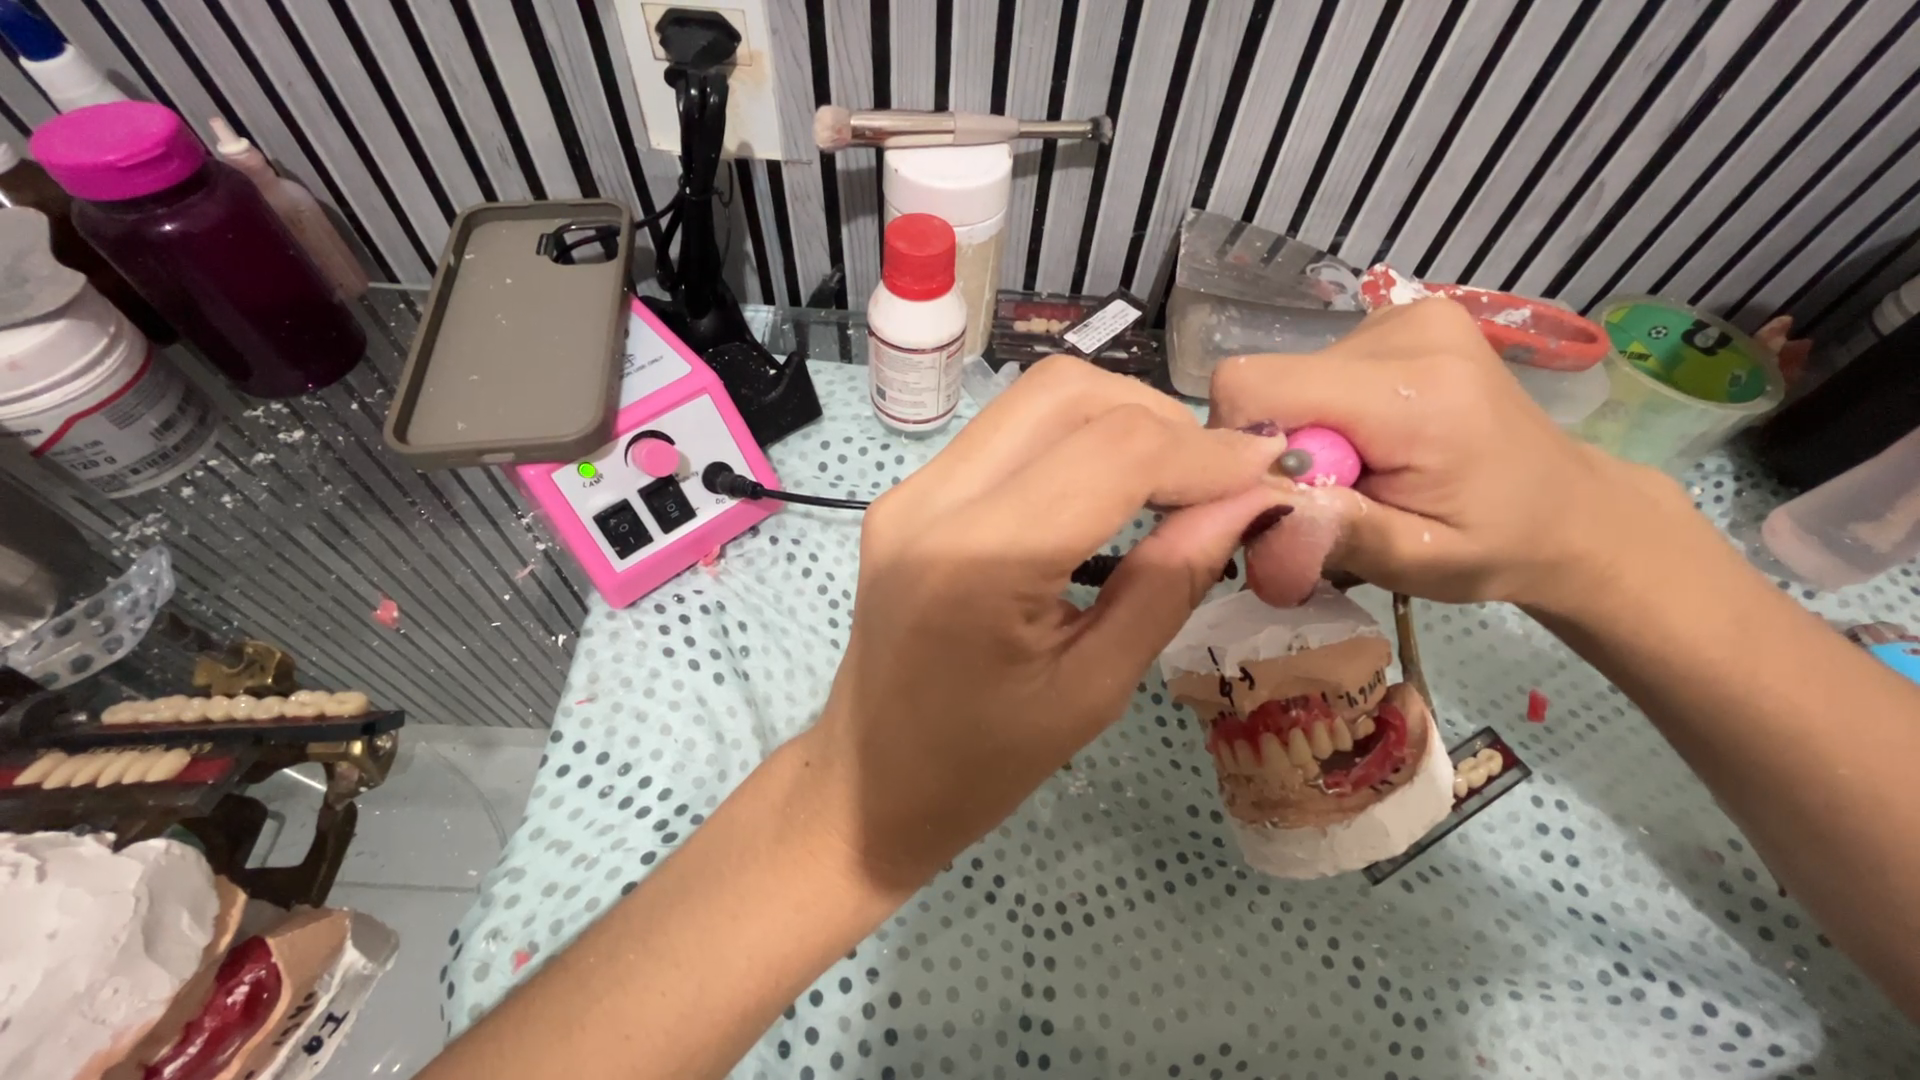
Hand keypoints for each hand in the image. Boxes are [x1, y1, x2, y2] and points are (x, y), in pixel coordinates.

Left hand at [801, 356, 1291, 890]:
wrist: (870, 781)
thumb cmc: (982, 765)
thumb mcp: (1094, 689)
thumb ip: (1170, 583)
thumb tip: (1246, 502)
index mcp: (980, 560)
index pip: (1114, 451)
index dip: (1204, 452)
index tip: (1270, 473)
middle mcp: (934, 501)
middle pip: (1067, 394)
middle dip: (1162, 419)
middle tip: (1217, 478)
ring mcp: (911, 491)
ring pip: (1035, 400)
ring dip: (1119, 419)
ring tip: (1174, 480)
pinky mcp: (909, 496)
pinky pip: (1006, 433)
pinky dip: (1074, 439)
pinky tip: (1110, 487)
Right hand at [1208, 298, 1689, 610]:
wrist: (1571, 511)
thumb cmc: (1496, 546)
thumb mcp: (1416, 562)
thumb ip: (1331, 531)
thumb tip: (1245, 508)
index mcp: (1416, 392)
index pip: (1256, 385)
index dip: (1243, 445)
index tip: (1279, 495)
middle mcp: (1407, 332)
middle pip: (1267, 383)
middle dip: (1276, 449)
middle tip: (1331, 495)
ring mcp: (1406, 316)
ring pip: (1285, 378)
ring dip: (1300, 435)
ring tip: (1358, 473)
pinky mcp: (1401, 319)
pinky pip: (1313, 370)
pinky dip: (1321, 415)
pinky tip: (1369, 444)